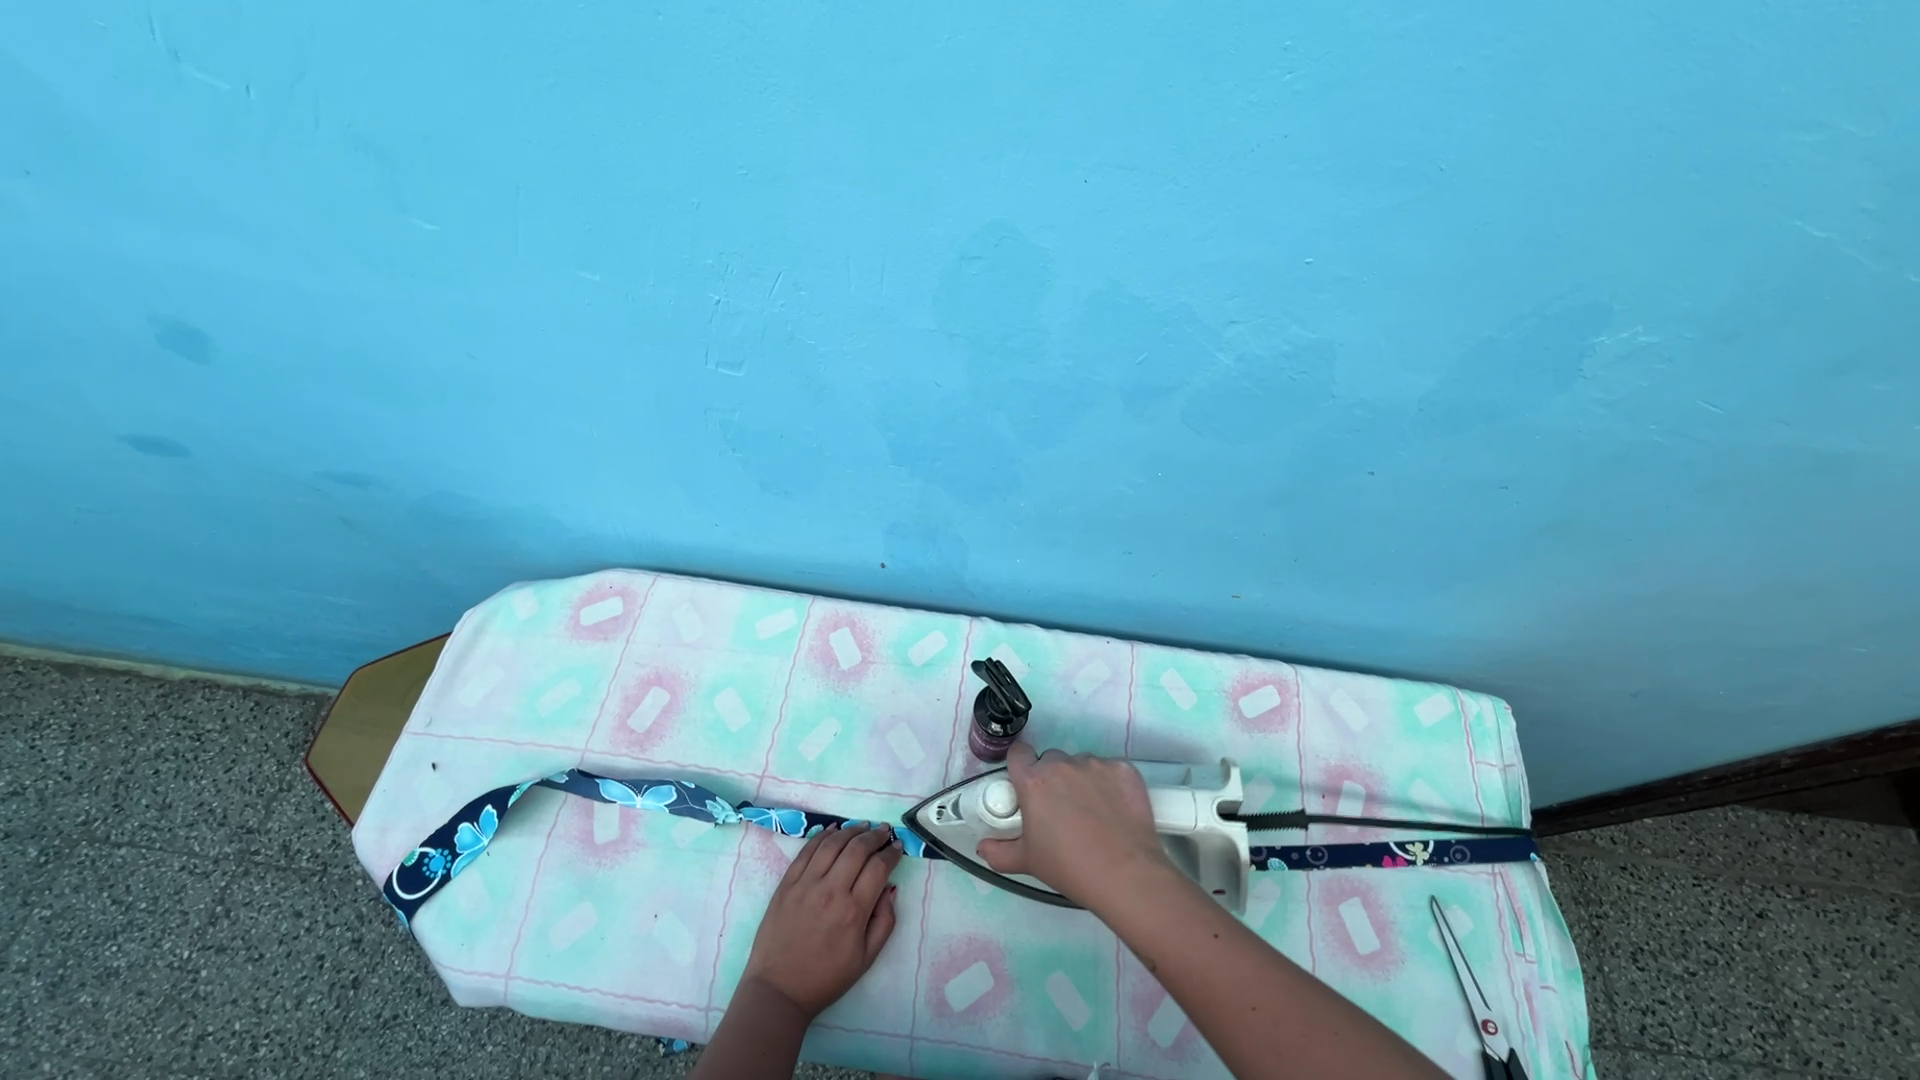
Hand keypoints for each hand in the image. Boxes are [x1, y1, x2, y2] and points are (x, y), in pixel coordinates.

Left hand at [741, 822, 902, 1018]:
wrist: (779, 989)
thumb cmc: (826, 978)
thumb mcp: (867, 959)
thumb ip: (885, 921)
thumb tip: (890, 889)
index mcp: (853, 912)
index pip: (878, 868)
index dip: (891, 853)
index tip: (897, 847)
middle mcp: (830, 891)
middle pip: (857, 849)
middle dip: (875, 836)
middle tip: (884, 831)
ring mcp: (805, 884)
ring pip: (832, 844)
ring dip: (851, 831)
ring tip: (863, 826)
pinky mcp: (786, 884)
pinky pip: (806, 851)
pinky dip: (822, 835)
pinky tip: (834, 829)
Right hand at [975, 743, 1173, 907]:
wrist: (1125, 874)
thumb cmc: (1069, 866)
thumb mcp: (1027, 861)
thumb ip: (999, 851)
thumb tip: (982, 848)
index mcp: (1034, 781)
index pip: (1019, 753)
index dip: (1021, 767)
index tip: (1028, 786)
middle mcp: (1063, 765)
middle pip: (1051, 760)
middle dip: (1052, 778)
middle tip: (1060, 808)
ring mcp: (1096, 764)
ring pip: (1082, 764)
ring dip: (1081, 780)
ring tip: (1092, 812)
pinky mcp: (1124, 769)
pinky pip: (1111, 770)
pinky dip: (1110, 784)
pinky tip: (1115, 809)